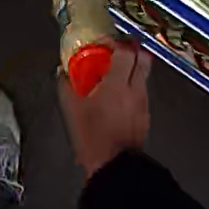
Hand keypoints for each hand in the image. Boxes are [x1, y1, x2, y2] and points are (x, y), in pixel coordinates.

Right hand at [58, 44, 151, 178]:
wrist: (116, 166)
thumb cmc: (93, 135)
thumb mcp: (73, 110)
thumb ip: (66, 86)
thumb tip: (61, 72)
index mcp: (118, 83)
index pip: (126, 51)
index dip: (116, 42)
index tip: (105, 43)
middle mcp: (136, 88)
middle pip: (144, 58)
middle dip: (133, 49)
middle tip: (119, 49)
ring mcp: (144, 101)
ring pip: (145, 74)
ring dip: (134, 68)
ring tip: (117, 73)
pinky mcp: (146, 114)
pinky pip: (143, 90)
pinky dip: (134, 85)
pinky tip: (120, 94)